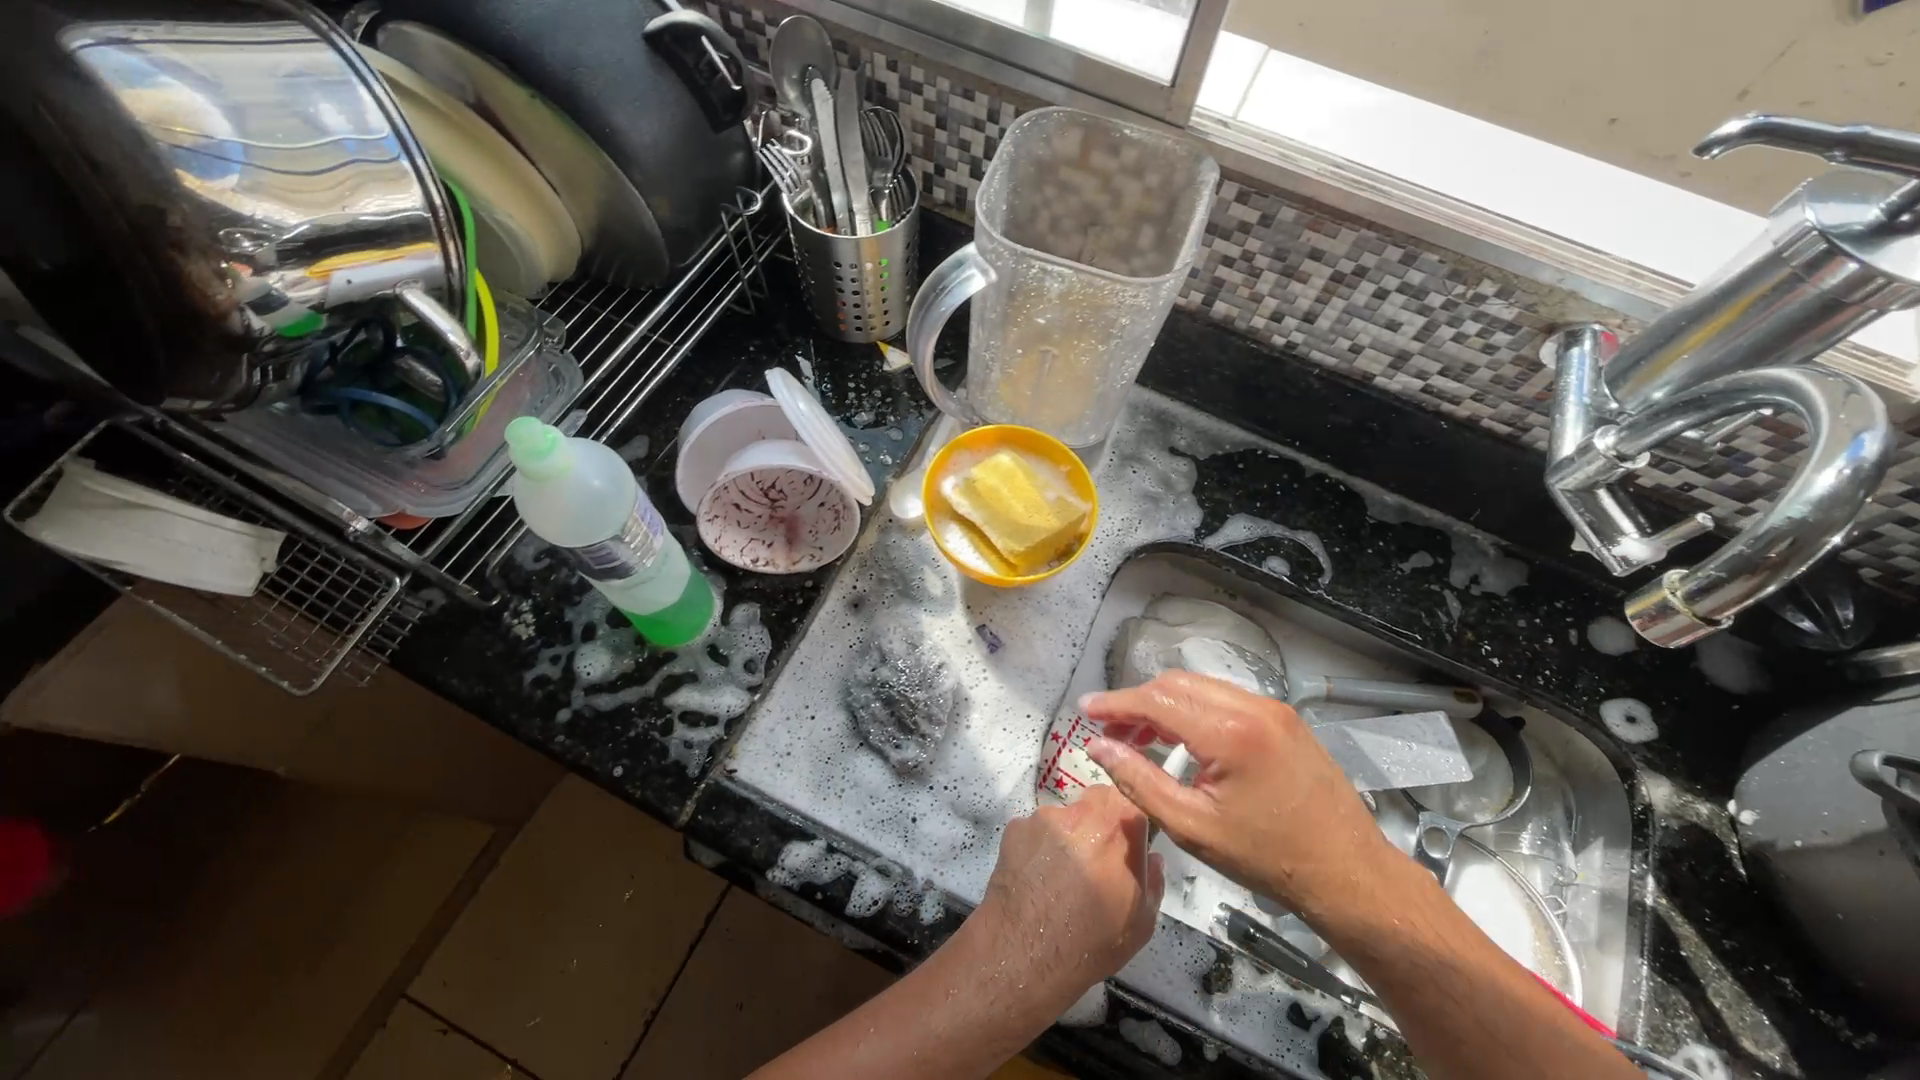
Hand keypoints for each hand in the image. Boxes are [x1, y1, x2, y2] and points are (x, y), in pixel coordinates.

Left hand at [969, 786, 1164, 1008]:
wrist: (1025, 952)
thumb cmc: (1091, 940)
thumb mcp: (1141, 922)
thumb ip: (1152, 881)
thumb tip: (1152, 859)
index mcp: (1118, 830)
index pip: (1132, 797)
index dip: (1131, 814)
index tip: (1130, 835)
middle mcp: (1081, 814)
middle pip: (1097, 801)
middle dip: (1101, 821)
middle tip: (1097, 857)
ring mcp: (1044, 818)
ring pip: (1065, 817)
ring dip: (1068, 837)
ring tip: (1061, 875)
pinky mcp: (1016, 828)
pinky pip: (1036, 830)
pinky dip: (1039, 847)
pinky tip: (1037, 877)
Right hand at [1082, 672, 1403, 922]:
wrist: (1347, 871)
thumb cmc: (1266, 857)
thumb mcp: (1191, 826)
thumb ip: (1139, 781)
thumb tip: (1099, 747)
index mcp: (1230, 732)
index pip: (1157, 700)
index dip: (1116, 703)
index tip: (1084, 711)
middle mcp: (1253, 706)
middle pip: (1177, 684)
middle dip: (1137, 702)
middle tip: (1109, 732)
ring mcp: (1273, 709)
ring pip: (1201, 687)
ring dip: (1164, 705)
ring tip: (1139, 738)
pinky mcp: (1285, 718)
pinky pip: (1225, 699)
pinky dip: (1193, 710)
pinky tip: (1180, 740)